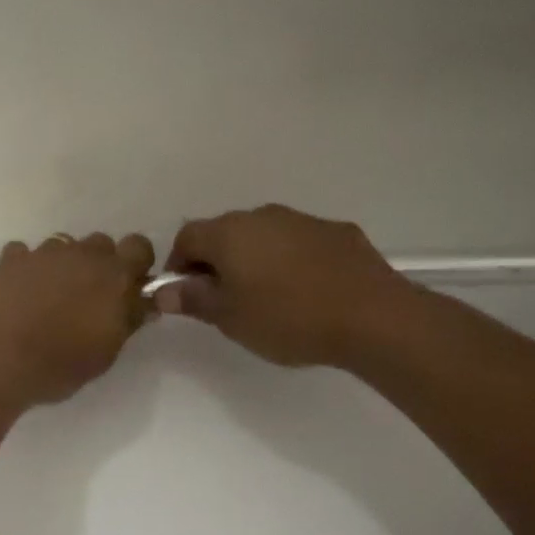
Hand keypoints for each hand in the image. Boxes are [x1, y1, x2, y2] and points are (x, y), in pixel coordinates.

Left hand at [0, 232, 155, 404]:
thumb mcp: (104, 354)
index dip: (136, 265)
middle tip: (88, 299)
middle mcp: (80, 254)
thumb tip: (142, 304)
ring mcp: (42, 253)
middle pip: (100, 244)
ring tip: (50, 299)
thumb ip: (127, 322)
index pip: (139, 247)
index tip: (128, 290)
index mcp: (113, 276)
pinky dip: (26, 268)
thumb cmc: (58, 364)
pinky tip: (19, 293)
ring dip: (63, 265)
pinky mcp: (8, 260)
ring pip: (64, 246)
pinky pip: (25, 254)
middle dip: (99, 265)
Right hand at [155, 204, 418, 368]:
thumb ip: (195, 300)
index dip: (176, 265)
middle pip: (225, 232)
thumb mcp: (230, 318)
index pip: (186, 237)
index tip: (183, 295)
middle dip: (215, 262)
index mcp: (230, 233)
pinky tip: (301, 292)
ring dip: (253, 260)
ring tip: (263, 298)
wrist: (370, 315)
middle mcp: (263, 215)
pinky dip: (288, 261)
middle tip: (221, 301)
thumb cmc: (287, 319)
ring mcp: (303, 220)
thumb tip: (165, 291)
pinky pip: (297, 243)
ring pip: (263, 236)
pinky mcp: (337, 232)